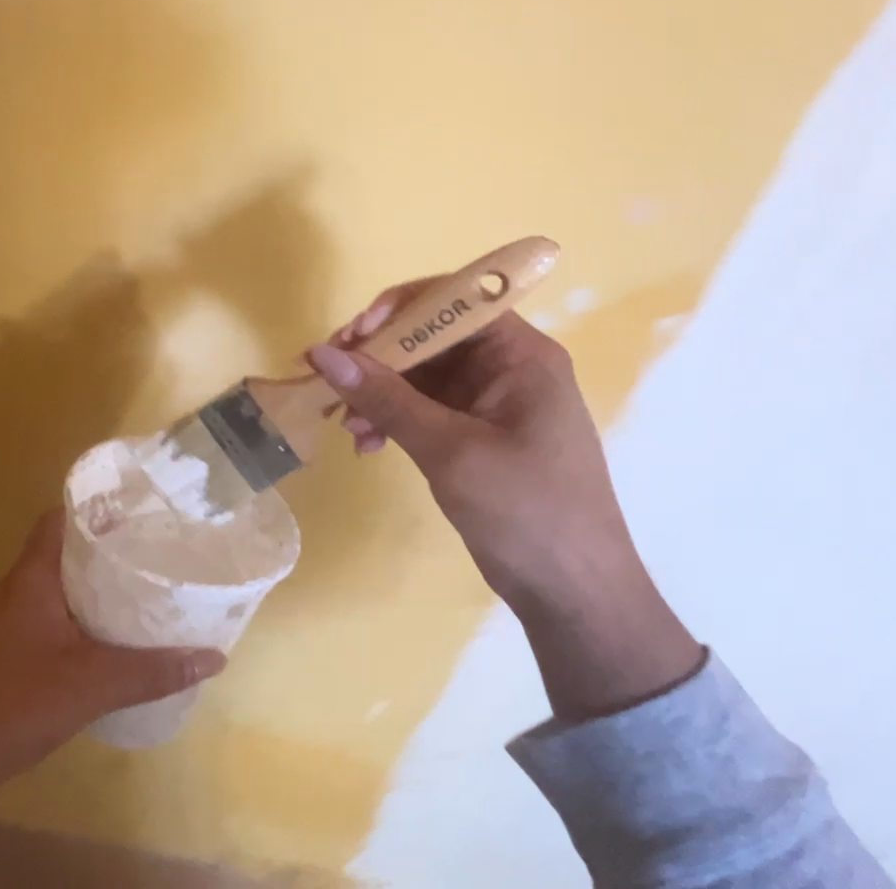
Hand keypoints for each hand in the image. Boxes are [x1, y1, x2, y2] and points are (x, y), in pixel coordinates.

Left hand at [0, 509, 225, 791]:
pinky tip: (104, 635)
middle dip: (102, 548)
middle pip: (60, 550)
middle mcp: (15, 589)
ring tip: (137, 587)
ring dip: (89, 584)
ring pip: (54, 584)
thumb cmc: (21, 703)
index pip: (58, 520)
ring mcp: (5, 619)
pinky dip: (76, 613)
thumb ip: (153, 671)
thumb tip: (214, 656)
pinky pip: (46, 612)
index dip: (94, 510)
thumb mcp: (95, 685)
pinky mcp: (5, 647)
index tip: (135, 513)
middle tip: (150, 551)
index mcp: (31, 579)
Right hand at [306, 279, 701, 719]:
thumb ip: (385, 397)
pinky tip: (367, 446)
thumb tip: (322, 354)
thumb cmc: (524, 511)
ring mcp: (492, 402)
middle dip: (376, 359)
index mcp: (521, 354)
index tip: (348, 339)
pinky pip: (423, 409)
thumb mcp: (448, 449)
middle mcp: (508, 367)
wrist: (573, 593)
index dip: (396, 310)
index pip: (452, 302)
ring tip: (346, 427)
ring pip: (419, 375)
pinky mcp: (477, 434)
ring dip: (377, 394)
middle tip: (328, 384)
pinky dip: (392, 421)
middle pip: (429, 337)